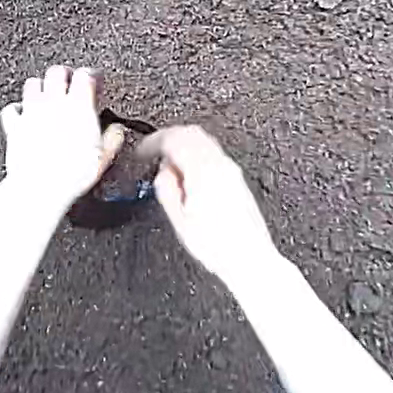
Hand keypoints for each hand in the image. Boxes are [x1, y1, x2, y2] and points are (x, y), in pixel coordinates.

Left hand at [0, 66, 126, 206]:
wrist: (40, 187)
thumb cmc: (72, 174)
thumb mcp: (105, 157)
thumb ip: (113, 138)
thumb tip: (117, 130)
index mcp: (79, 106)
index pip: (85, 75)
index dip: (92, 75)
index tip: (95, 82)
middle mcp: (54, 103)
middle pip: (56, 71)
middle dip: (65, 74)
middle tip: (71, 82)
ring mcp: (31, 112)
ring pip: (32, 83)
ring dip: (41, 86)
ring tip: (48, 95)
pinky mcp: (14, 126)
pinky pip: (11, 109)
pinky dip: (17, 109)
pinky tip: (22, 114)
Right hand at [139, 126, 285, 288]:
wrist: (249, 260)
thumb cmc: (218, 247)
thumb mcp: (179, 221)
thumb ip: (166, 190)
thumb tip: (162, 174)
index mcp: (202, 171)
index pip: (174, 139)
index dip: (153, 140)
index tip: (143, 150)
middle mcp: (220, 166)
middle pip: (191, 133)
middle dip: (169, 138)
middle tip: (154, 150)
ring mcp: (231, 171)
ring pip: (204, 140)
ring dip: (184, 144)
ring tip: (170, 163)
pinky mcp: (237, 179)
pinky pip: (213, 153)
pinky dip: (196, 153)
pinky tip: (190, 173)